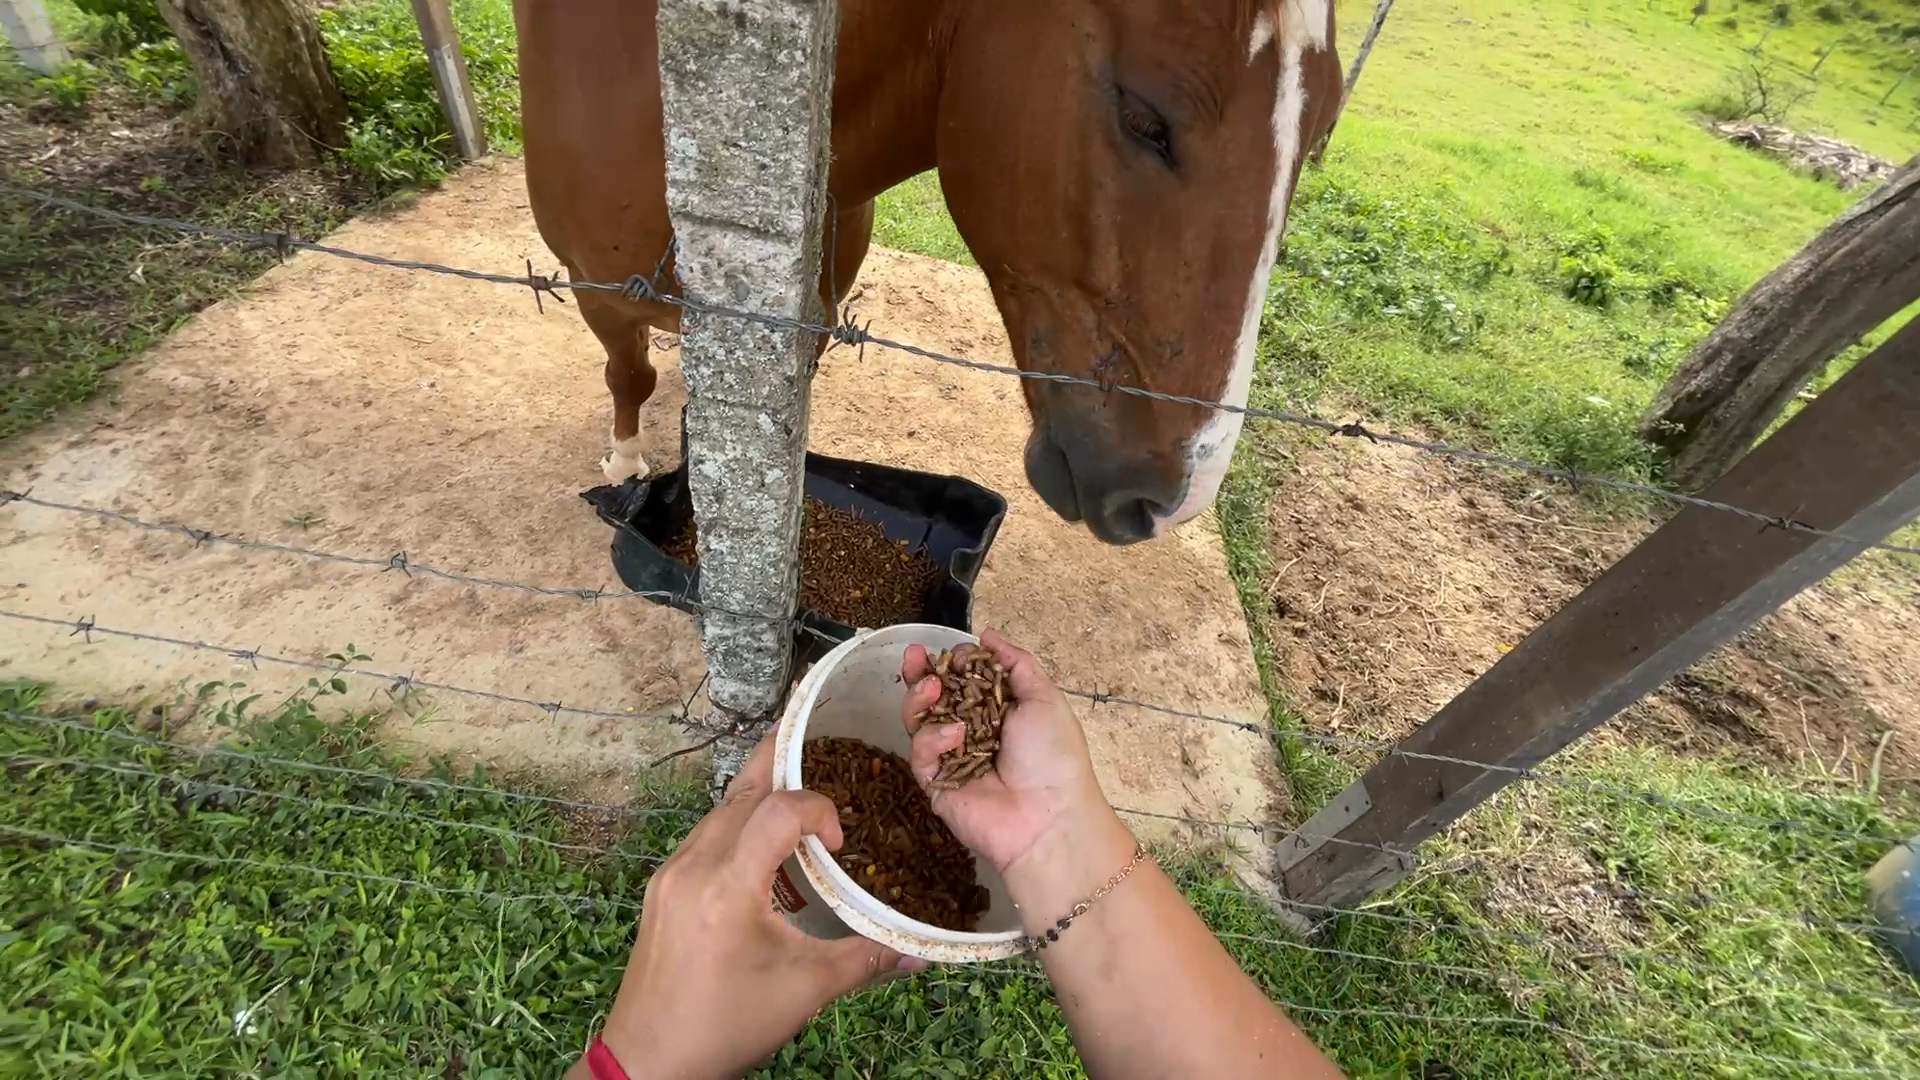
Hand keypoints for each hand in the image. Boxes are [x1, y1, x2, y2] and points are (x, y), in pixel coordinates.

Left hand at [586, 736, 926, 1079]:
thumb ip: (865, 959)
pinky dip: (740, 817)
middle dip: (784, 762)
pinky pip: (707, 829)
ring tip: (798, 793)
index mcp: (727, 887)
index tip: (838, 845)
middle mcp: (694, 865)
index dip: (817, 811)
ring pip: (722, 805)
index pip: (777, 811)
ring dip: (762, 792)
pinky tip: (761, 837)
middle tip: (818, 740)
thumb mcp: (804, 994)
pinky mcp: (662, 883)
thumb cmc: (725, 1027)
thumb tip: (921, 953)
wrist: (643, 1068)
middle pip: (744, 789)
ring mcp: (672, 871)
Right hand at [898, 629, 1123, 880]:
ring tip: (932, 687)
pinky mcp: (936, 783)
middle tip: (913, 655)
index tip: (955, 653)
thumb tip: (988, 634)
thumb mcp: (1043, 696)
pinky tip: (955, 734)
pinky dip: (933, 738)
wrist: (1050, 816)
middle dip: (920, 674)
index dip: (954, 662)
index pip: (963, 679)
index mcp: (996, 711)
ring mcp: (951, 758)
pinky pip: (921, 754)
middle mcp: (970, 732)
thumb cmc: (1054, 755)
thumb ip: (1015, 662)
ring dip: (919, 698)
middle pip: (933, 698)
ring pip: (918, 722)